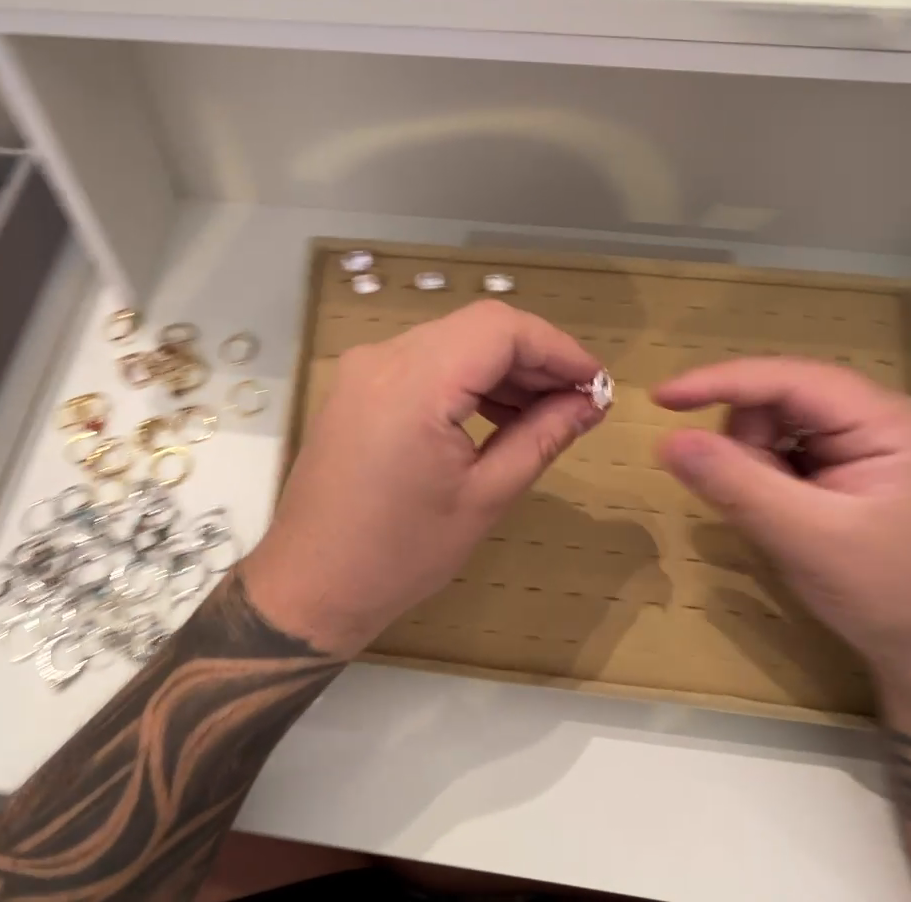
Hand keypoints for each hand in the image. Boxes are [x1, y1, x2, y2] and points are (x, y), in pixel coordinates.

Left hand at [242, 299, 606, 654]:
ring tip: (544, 416)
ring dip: (501, 370)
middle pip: (477, 329)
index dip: (557, 348)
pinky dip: (464, 379)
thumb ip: (542, 436)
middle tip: (578, 403)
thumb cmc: (401, 553)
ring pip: (451, 342)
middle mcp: (384, 358)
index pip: (501, 328)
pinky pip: (423, 363)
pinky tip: (495, 416)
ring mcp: (363, 369)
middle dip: (533, 359)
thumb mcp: (485, 496)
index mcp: (415, 382)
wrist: (313, 582)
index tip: (597, 383)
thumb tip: (589, 402)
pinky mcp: (356, 386)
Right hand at [651, 359, 910, 686]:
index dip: (720, 382)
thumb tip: (667, 441)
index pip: (790, 378)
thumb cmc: (890, 596)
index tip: (660, 398)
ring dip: (756, 463)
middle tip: (747, 499)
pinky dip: (770, 478)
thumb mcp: (806, 540)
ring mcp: (875, 443)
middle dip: (747, 442)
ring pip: (782, 425)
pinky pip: (793, 451)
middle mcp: (886, 418)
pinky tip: (788, 516)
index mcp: (891, 421)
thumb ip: (736, 484)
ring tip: (776, 517)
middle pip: (784, 400)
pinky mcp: (861, 468)